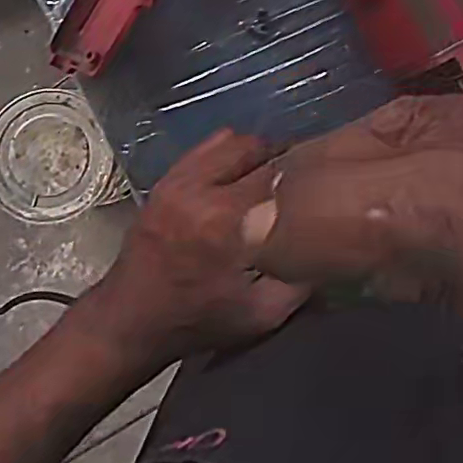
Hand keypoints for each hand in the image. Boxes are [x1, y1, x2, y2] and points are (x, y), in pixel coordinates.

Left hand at [81, 129, 308, 368]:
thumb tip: (333, 248)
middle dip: (281, 161)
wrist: (129, 321)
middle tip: (298, 179)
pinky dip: (228, 153)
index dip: (304, 174)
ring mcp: (177, 181)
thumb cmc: (197, 321)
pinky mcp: (165, 180)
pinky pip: (205, 147)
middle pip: (255, 148)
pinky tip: (239, 175)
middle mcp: (199, 191)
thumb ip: (301, 280)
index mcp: (224, 222)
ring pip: (230, 141)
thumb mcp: (262, 314)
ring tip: (269, 176)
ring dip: (255, 153)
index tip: (323, 183)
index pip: (276, 175)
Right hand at [244, 75, 462, 406]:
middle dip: (321, 181)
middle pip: (416, 149)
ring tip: (304, 186)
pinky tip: (379, 162)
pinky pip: (458, 111)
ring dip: (349, 153)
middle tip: (260, 213)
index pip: (441, 210)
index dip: (338, 217)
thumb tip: (381, 248)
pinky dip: (399, 139)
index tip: (260, 236)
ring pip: (426, 120)